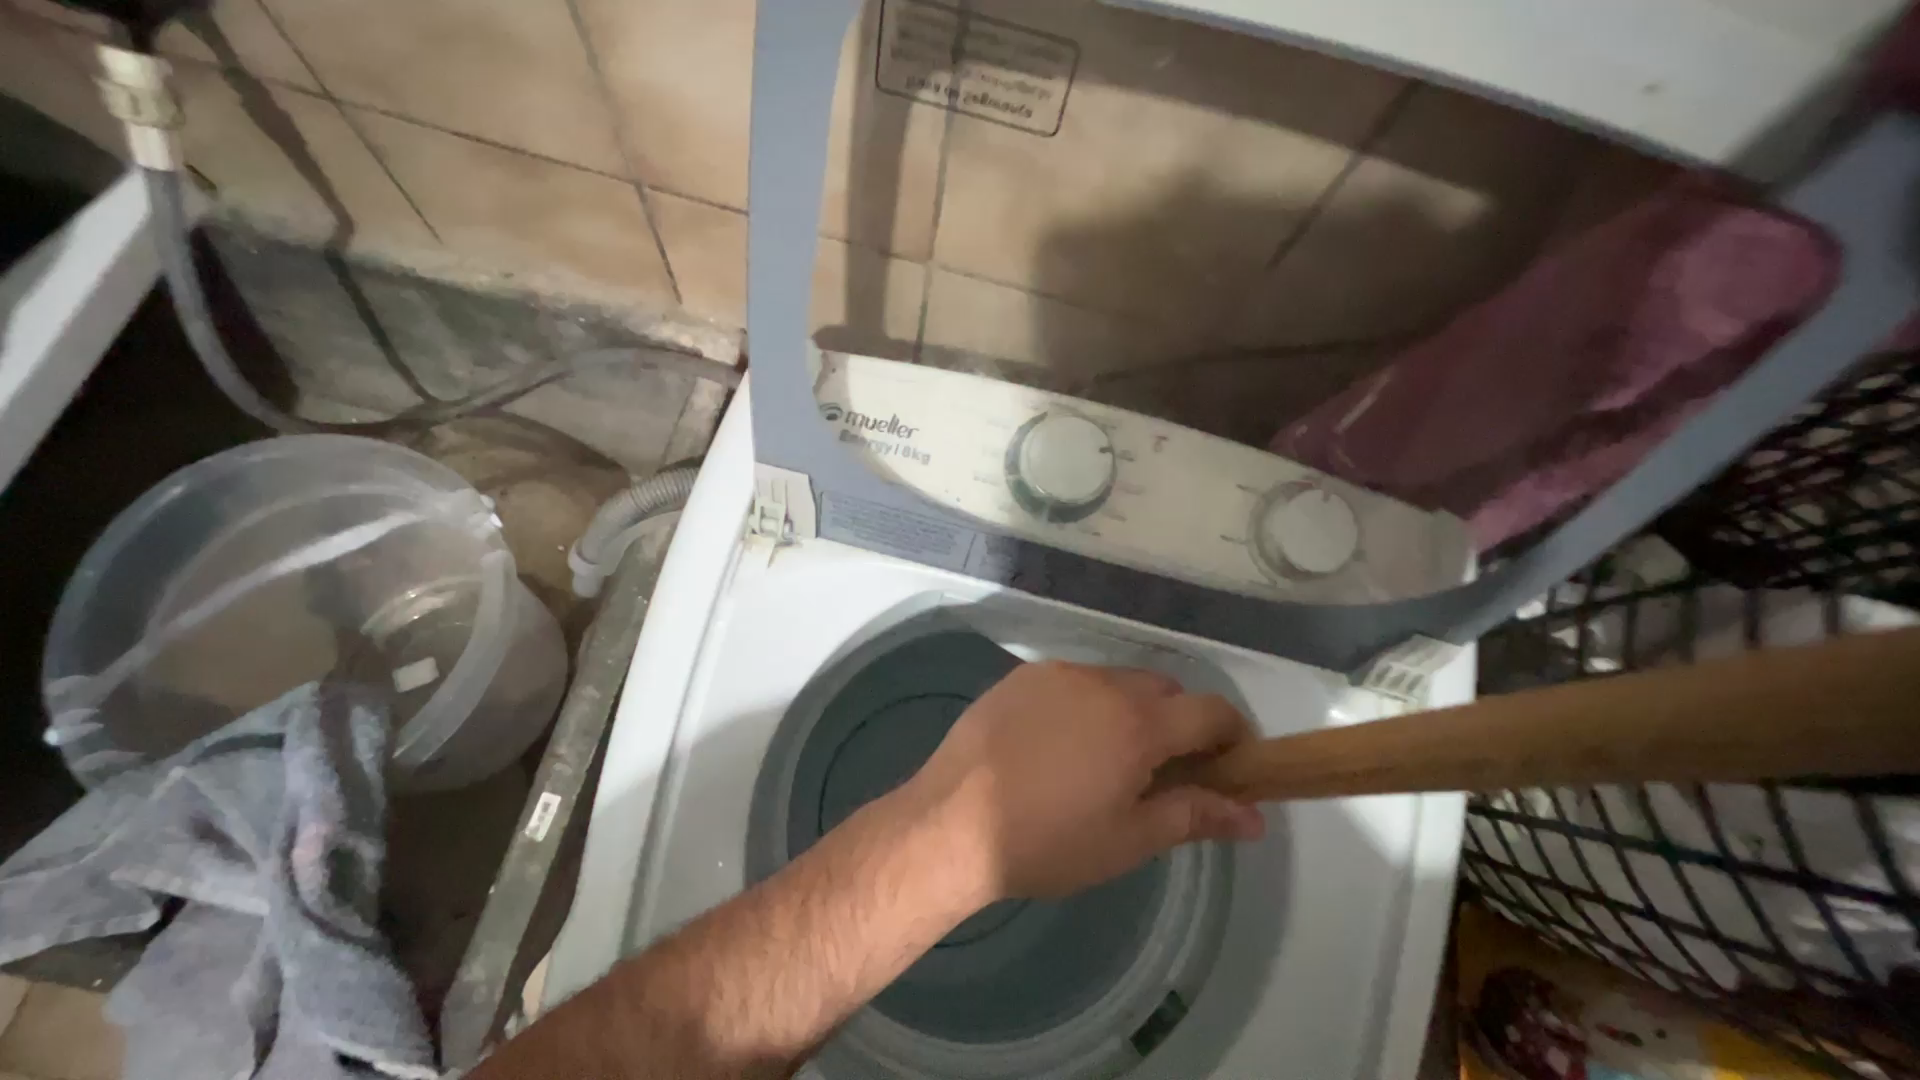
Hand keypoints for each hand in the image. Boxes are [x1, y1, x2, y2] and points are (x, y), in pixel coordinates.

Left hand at [900, 660, 1265, 902]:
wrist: (951, 824)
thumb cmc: (1048, 842)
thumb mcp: (1128, 839)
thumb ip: (1194, 816)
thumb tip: (1254, 817)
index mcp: (1137, 722)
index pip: (1211, 711)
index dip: (1233, 735)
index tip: (1231, 765)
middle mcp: (1101, 682)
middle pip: (1165, 691)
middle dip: (1179, 723)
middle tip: (1165, 772)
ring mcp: (1055, 673)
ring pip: (1116, 682)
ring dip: (1131, 711)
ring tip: (1106, 760)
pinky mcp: (1019, 677)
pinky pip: (1073, 681)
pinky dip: (1086, 704)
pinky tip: (1060, 746)